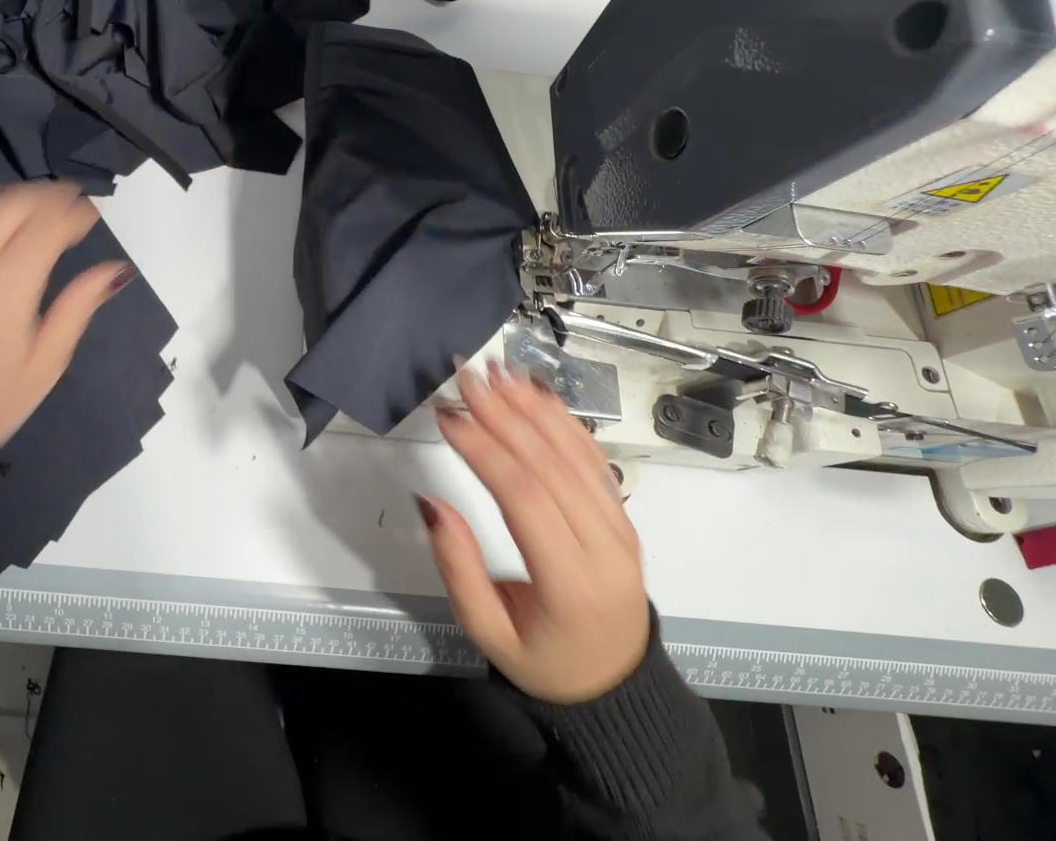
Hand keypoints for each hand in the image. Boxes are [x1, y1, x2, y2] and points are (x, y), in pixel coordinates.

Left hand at [0, 183, 134, 471]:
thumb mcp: (44, 366)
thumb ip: (78, 309)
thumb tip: (114, 270)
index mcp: (8, 289)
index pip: (49, 225)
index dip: (76, 211)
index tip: (91, 214)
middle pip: (12, 204)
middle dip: (47, 196)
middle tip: (66, 204)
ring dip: (4, 194)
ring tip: (24, 206)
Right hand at [420, 363, 649, 703]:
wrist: (614, 682)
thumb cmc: (544, 659)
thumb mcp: (488, 632)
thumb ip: (460, 569)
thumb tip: (432, 504)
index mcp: (569, 581)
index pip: (523, 496)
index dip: (483, 449)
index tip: (446, 416)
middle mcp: (604, 546)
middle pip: (550, 465)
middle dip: (503, 413)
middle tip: (466, 376)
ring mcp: (621, 527)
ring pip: (575, 454)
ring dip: (533, 407)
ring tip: (498, 372)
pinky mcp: (623, 516)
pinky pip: (594, 460)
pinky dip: (565, 421)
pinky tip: (539, 394)